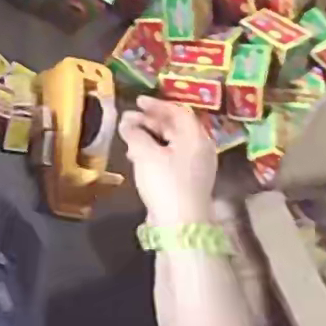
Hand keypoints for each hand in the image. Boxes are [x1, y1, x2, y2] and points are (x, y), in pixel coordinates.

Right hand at [119, 96, 220, 228]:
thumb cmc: (165, 182)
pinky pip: (170, 156)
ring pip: (172, 142)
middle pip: (176, 127)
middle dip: (151, 120)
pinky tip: (137, 155)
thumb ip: (135, 133)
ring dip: (150, 136)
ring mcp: (195, 165)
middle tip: (129, 118)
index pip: (178, 112)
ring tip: (129, 135)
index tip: (137, 101)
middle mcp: (200, 148)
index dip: (156, 104)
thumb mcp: (145, 154)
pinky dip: (154, 150)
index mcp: (195, 137)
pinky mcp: (187, 180)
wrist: (179, 223)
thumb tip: (126, 121)